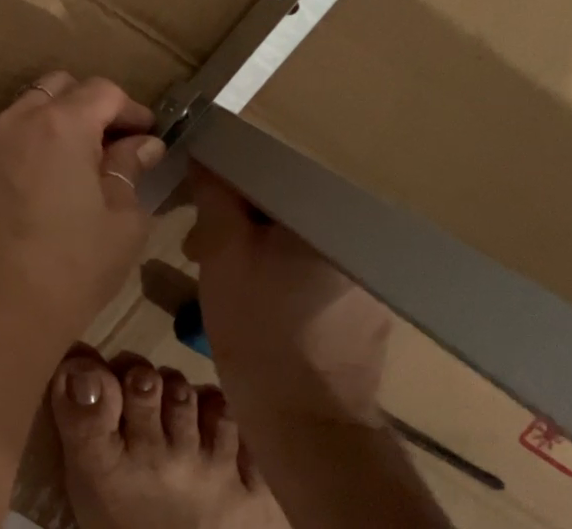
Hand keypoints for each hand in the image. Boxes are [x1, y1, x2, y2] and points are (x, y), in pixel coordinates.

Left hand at [0, 73, 166, 342]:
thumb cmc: (72, 265)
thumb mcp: (122, 220)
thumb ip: (129, 170)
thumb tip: (141, 144)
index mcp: (61, 124)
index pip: (102, 91)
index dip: (130, 109)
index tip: (145, 137)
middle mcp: (15, 120)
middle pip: (57, 88)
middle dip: (87, 107)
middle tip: (108, 146)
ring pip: (22, 112)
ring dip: (50, 125)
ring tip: (68, 167)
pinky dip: (19, 148)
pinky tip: (31, 187)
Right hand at [182, 166, 390, 426]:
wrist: (304, 417)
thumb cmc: (258, 326)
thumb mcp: (221, 250)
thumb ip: (214, 193)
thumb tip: (206, 154)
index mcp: (335, 215)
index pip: (273, 171)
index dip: (228, 177)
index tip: (198, 192)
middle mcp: (366, 238)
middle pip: (289, 204)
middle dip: (242, 214)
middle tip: (202, 237)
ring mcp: (372, 276)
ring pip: (301, 237)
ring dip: (261, 242)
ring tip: (223, 267)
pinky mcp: (369, 307)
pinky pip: (317, 266)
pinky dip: (284, 268)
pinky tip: (257, 293)